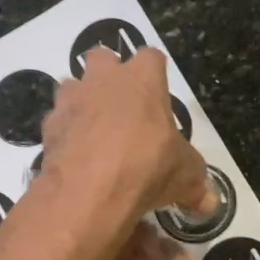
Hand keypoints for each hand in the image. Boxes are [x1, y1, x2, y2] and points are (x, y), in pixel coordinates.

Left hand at [39, 47, 213, 223]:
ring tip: (95, 134)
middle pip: (102, 58)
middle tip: (121, 107)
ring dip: (82, 102)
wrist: (89, 191)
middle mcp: (103, 79)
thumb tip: (210, 202)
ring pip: (72, 86)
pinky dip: (65, 135)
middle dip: (108, 76)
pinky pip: (57, 122)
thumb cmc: (147, 167)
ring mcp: (71, 100)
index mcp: (142, 78)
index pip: (151, 57)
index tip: (158, 98)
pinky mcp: (48, 126)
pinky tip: (76, 158)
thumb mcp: (184, 176)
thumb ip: (196, 182)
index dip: (154, 75)